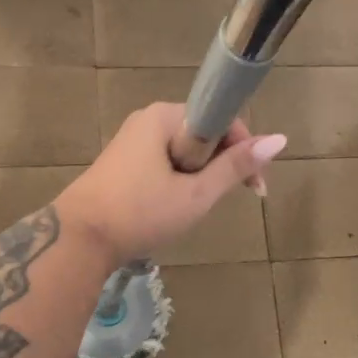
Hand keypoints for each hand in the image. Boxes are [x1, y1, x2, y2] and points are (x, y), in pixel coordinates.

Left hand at [57, 103, 285, 264]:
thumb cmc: (140, 214)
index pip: (221, 120)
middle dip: (221, 167)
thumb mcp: (196, 194)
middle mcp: (147, 120)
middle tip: (223, 203)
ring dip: (199, 178)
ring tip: (195, 209)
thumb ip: (236, 167)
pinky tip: (173, 208)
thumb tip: (280, 140)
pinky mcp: (122, 163)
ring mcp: (131, 141)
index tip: (254, 188)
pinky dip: (178, 182)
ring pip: (184, 152)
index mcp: (164, 116)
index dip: (245, 150)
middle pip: (203, 134)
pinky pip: (164, 163)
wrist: (78, 240)